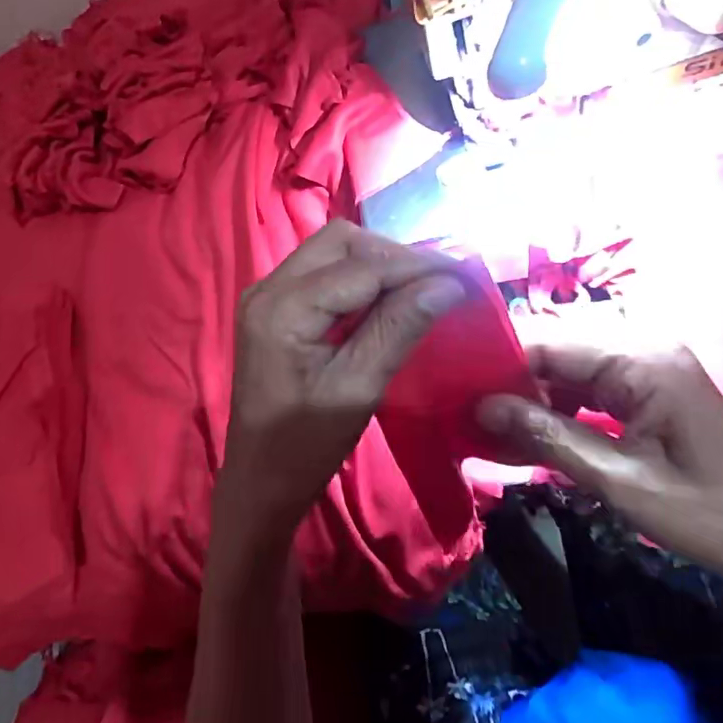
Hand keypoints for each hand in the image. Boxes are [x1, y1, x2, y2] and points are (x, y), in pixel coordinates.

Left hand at [222, 221, 469, 527]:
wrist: (258, 479)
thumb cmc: (306, 445)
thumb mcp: (357, 388)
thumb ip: (398, 328)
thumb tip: (447, 284)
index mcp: (282, 307)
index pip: (360, 265)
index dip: (415, 265)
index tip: (465, 274)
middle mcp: (267, 287)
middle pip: (339, 242)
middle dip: (393, 256)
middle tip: (439, 283)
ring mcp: (265, 295)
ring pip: (330, 253)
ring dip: (376, 264)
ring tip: (421, 289)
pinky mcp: (272, 308)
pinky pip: (320, 274)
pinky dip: (356, 279)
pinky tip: (386, 300)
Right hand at [473, 338, 722, 598]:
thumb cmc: (715, 519)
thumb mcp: (622, 483)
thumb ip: (546, 437)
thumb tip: (478, 407)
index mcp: (641, 358)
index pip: (547, 341)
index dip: (496, 360)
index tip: (450, 380)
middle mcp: (642, 347)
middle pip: (553, 349)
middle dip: (507, 376)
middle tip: (458, 401)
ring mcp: (646, 368)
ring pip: (564, 368)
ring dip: (526, 394)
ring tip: (480, 415)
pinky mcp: (646, 391)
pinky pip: (584, 387)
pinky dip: (553, 407)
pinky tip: (522, 427)